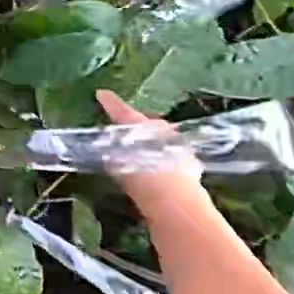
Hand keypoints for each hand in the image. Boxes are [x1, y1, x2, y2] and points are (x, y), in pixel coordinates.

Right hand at [96, 90, 204, 210]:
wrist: (174, 199)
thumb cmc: (137, 175)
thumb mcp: (114, 162)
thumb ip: (109, 151)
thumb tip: (106, 147)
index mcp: (137, 124)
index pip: (119, 109)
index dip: (109, 102)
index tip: (101, 94)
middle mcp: (159, 128)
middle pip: (147, 122)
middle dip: (138, 125)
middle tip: (126, 134)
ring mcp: (178, 143)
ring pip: (162, 137)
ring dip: (153, 141)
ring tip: (143, 153)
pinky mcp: (192, 160)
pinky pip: (173, 152)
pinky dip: (165, 155)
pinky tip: (159, 167)